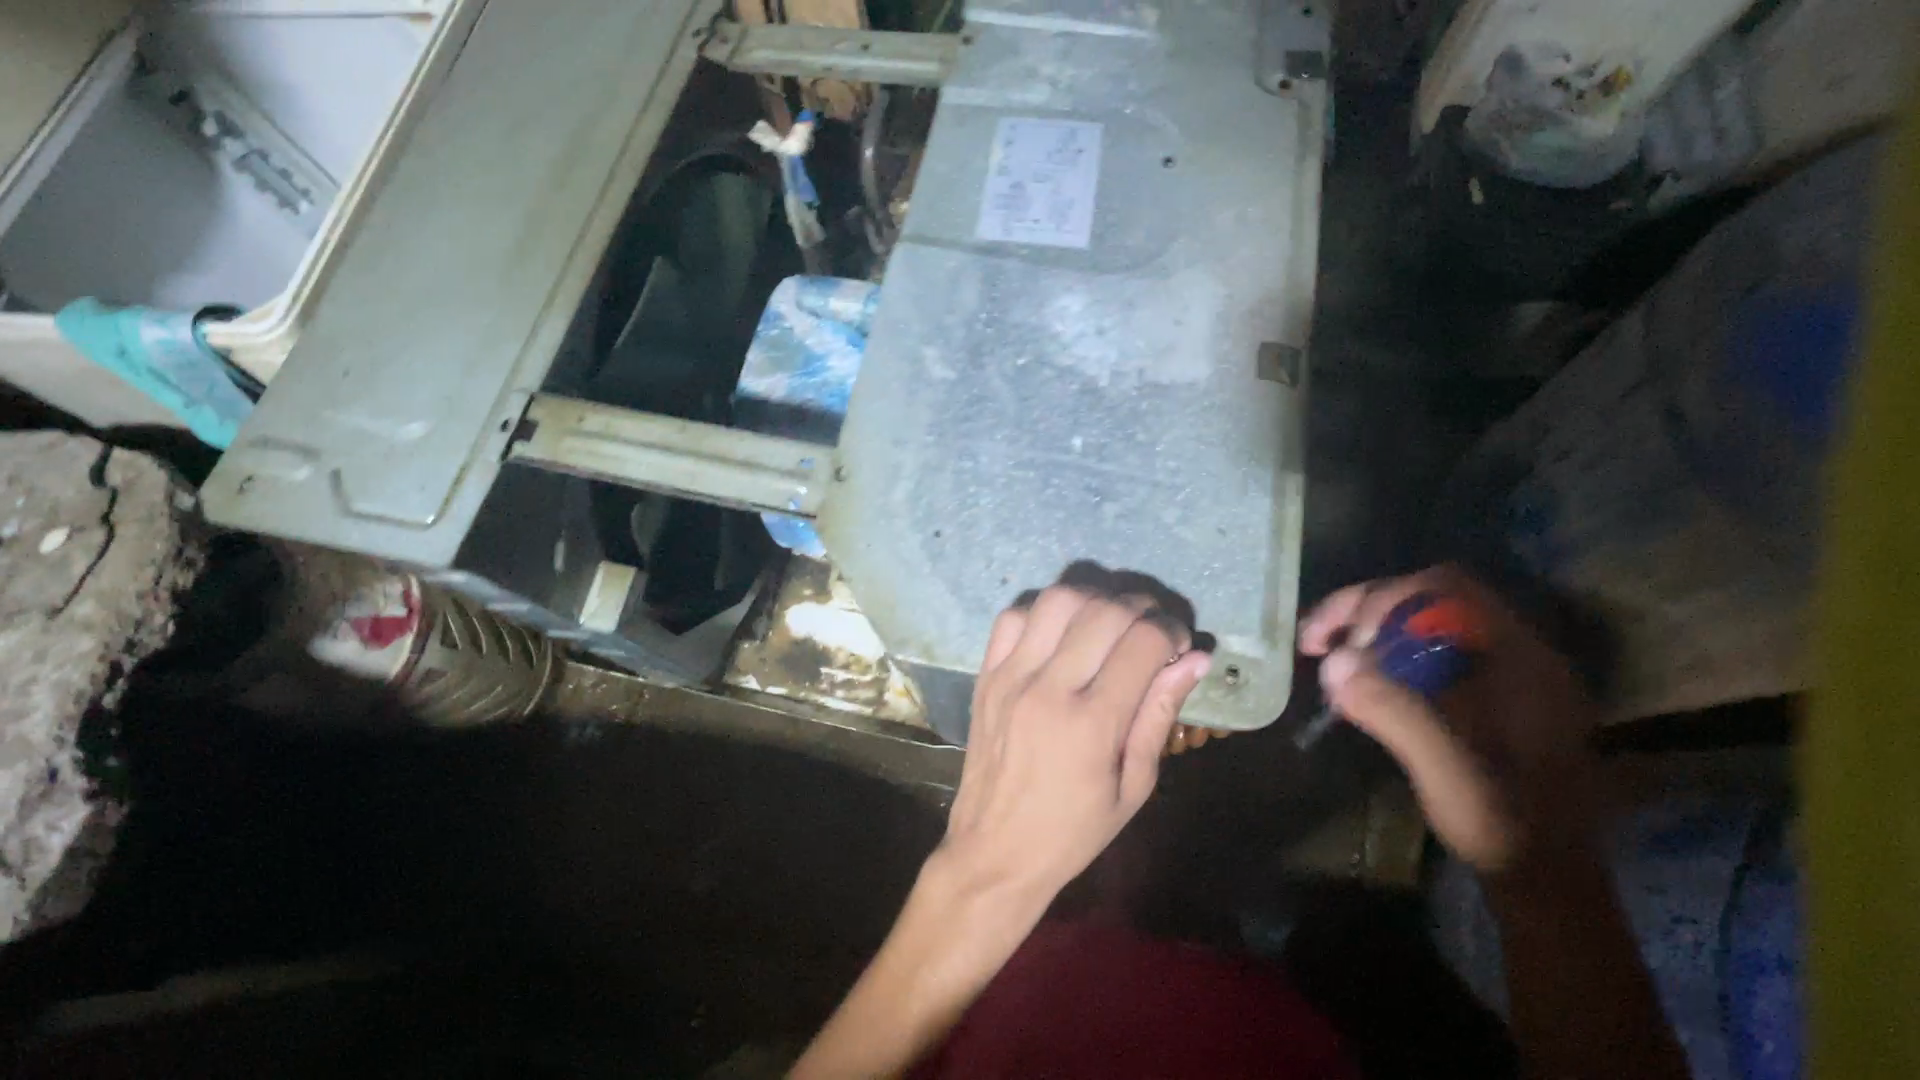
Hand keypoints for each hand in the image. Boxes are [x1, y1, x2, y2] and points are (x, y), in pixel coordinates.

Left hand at [936, 585, 1212, 904]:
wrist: (994, 851)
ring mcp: (1010, 677)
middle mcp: (1048, 688)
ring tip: (1109, 622)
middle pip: (1104, 611)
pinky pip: (1012, 616)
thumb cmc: (1073, 831)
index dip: (1172, 632)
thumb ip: (1159, 715)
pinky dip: (1043, 611)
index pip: (1143, 642)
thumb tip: (1196, 660)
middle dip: (1141, 608)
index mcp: (1092, 724)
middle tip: (1152, 628)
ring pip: (1057, 600)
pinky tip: (1062, 631)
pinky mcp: (985, 675)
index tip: (1179, 645)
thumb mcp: (1133, 787)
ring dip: (1093, 600)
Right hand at [1299, 566, 1599, 875]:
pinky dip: (1390, 654)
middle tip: (1318, 643)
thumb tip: (1335, 662)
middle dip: (1368, 611)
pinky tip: (1365, 681)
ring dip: (1374, 630)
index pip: (1442, 591)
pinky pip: (1432, 650)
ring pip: (1429, 623)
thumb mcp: (1446, 772)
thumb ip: (1395, 712)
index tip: (1336, 639)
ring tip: (1331, 657)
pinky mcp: (1491, 696)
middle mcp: (1517, 652)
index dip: (1379, 601)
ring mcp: (1506, 673)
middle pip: (1433, 599)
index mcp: (1519, 659)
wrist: (1548, 879)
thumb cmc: (1503, 823)